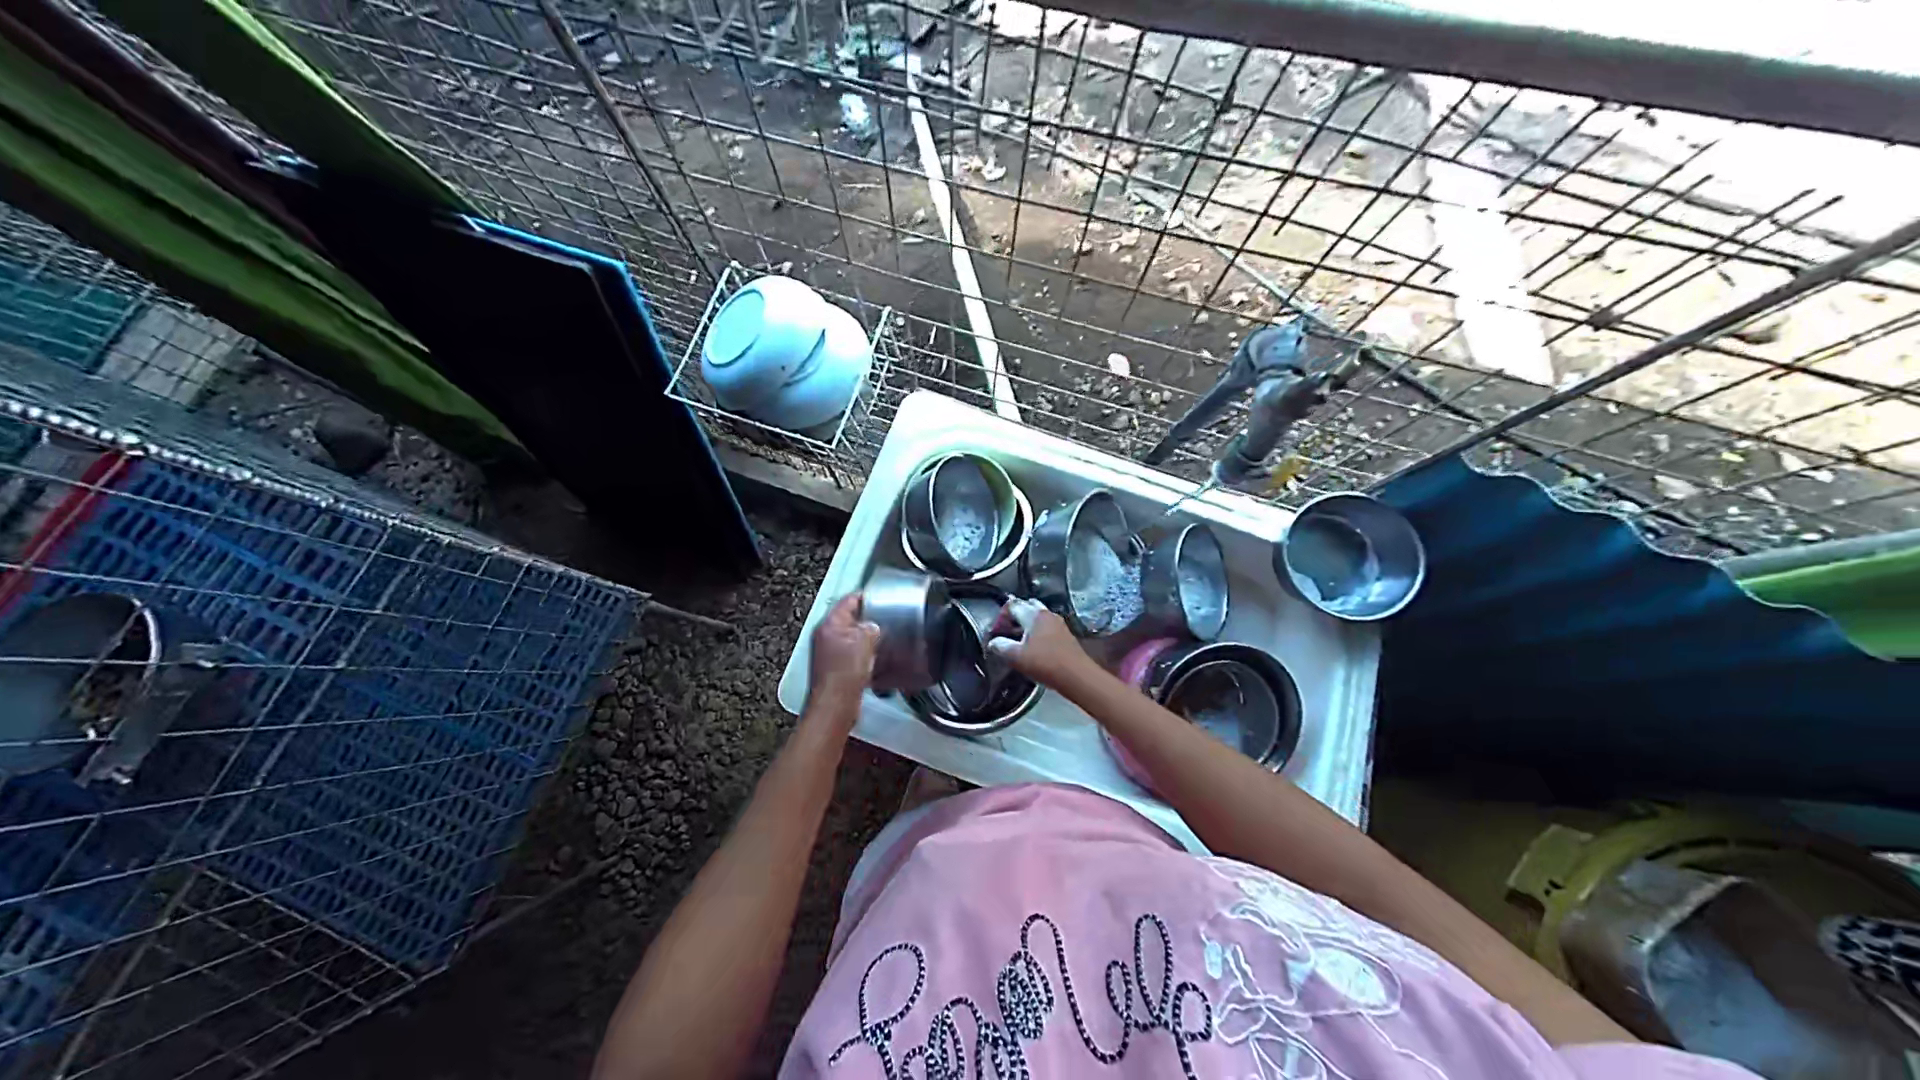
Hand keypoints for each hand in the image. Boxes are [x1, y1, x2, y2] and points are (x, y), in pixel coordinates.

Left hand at [807, 594, 879, 710]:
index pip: (849, 600)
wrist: (836, 704)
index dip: (865, 597)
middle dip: (867, 618)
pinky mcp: (835, 667)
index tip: (880, 597)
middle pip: (849, 618)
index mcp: (830, 624)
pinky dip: (863, 652)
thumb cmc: (845, 673)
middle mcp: (825, 636)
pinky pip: (852, 652)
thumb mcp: (865, 641)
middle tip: (884, 618)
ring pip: (851, 636)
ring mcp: (829, 652)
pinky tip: (874, 658)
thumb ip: (870, 627)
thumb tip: (873, 627)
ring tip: (882, 638)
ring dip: (865, 637)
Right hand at [986, 597, 1093, 688]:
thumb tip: (993, 642)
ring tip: (1018, 640)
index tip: (995, 632)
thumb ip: (1001, 646)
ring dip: (1026, 625)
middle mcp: (1047, 614)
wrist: (1077, 676)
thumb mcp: (1016, 657)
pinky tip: (1034, 647)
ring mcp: (1058, 623)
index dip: (1000, 616)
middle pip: (1027, 607)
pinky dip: (1037, 632)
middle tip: (1006, 631)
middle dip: (1014, 617)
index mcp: (1034, 614)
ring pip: (1038, 617)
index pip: (1012, 605)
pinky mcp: (1065, 635)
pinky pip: (1047, 627)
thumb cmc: (1045, 663)